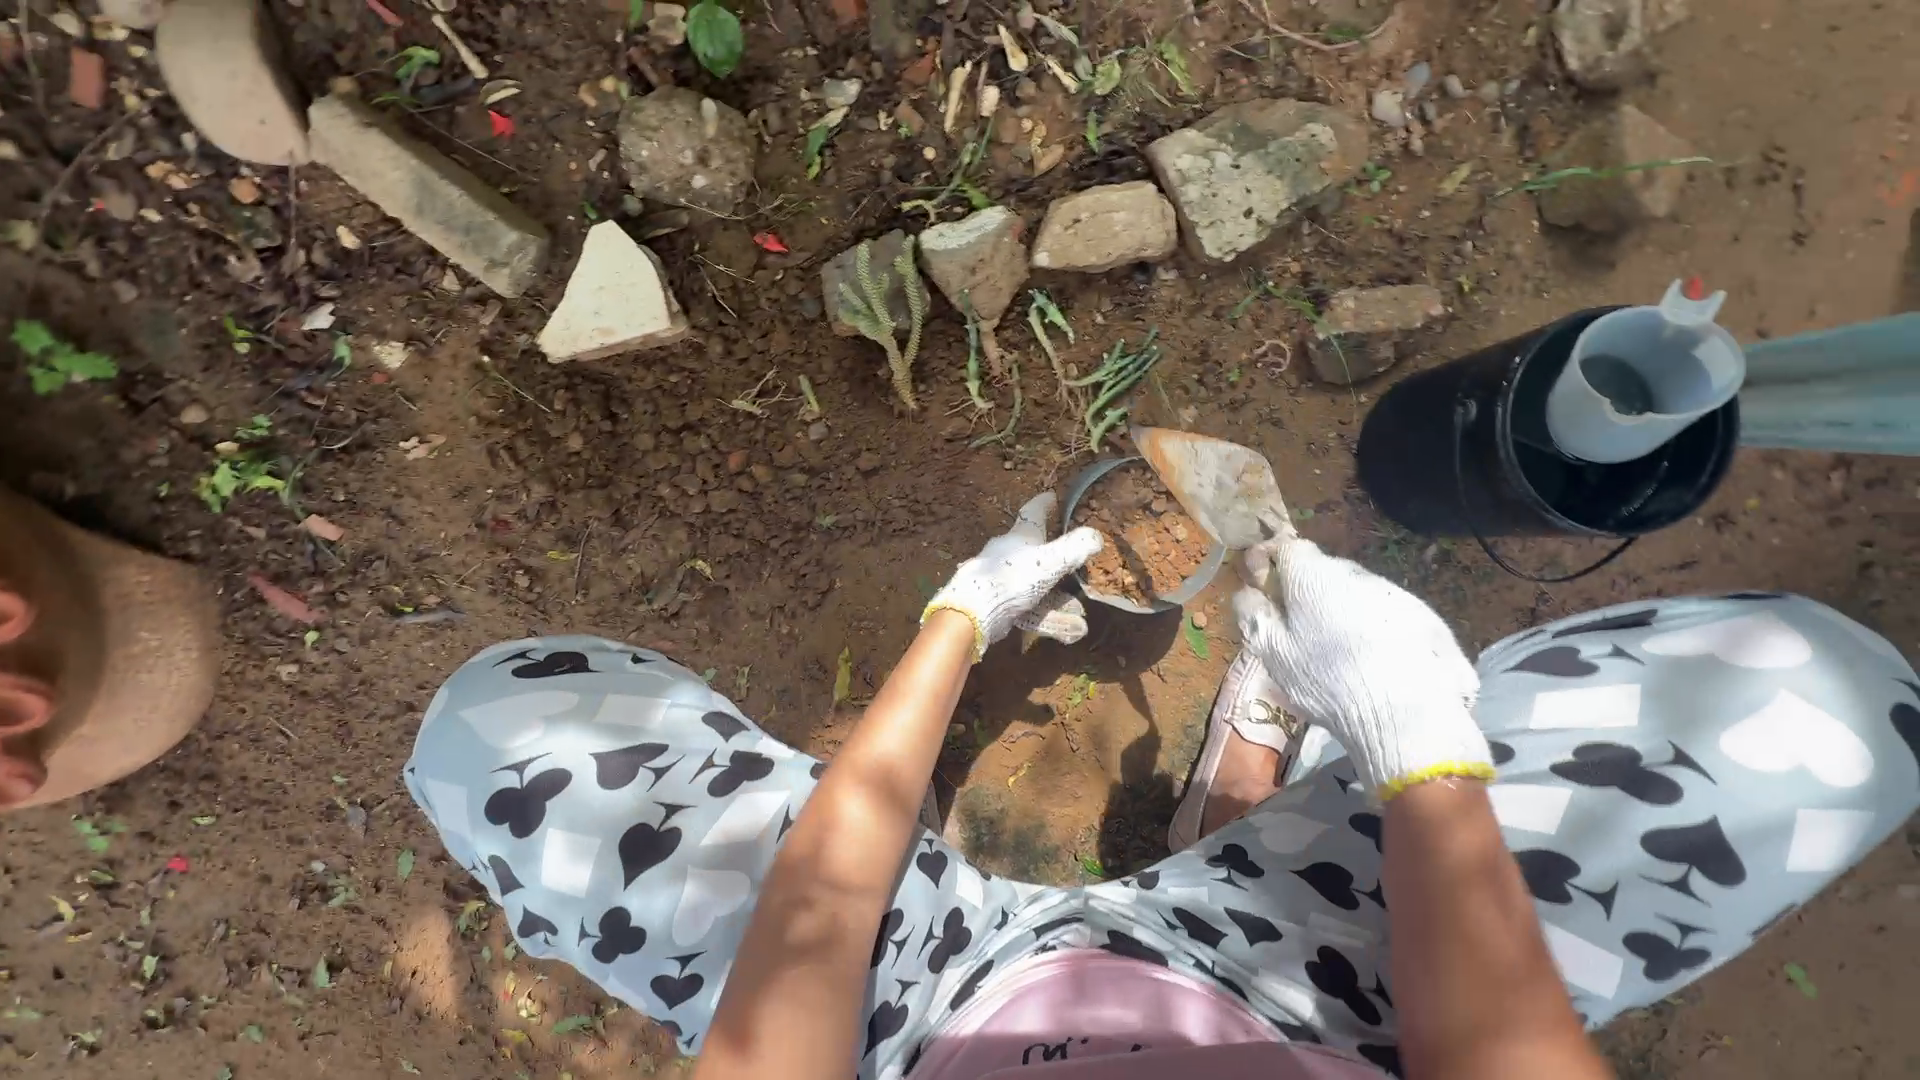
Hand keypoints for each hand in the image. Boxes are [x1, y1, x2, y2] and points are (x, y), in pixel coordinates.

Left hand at [924, 493, 1103, 660]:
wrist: (975, 611)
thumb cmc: (1013, 577)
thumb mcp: (1048, 561)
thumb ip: (1073, 549)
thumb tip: (1096, 536)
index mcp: (1019, 538)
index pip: (1031, 514)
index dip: (1043, 505)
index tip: (1051, 497)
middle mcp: (1009, 556)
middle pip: (1037, 555)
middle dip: (1060, 565)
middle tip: (1078, 572)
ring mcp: (1003, 581)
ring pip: (1037, 590)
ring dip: (1060, 602)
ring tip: (1080, 615)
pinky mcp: (999, 605)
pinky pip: (1031, 612)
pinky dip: (1051, 621)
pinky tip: (1072, 633)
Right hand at [1231, 535, 1491, 799]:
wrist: (1408, 715)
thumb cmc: (1327, 680)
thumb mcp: (1272, 652)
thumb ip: (1253, 613)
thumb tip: (1248, 592)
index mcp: (1312, 575)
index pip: (1287, 548)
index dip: (1273, 565)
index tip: (1267, 592)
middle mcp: (1355, 573)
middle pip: (1323, 570)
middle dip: (1310, 591)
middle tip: (1304, 632)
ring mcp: (1395, 593)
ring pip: (1358, 592)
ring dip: (1345, 610)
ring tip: (1345, 653)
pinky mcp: (1427, 617)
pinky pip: (1388, 614)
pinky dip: (1378, 629)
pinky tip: (1379, 663)